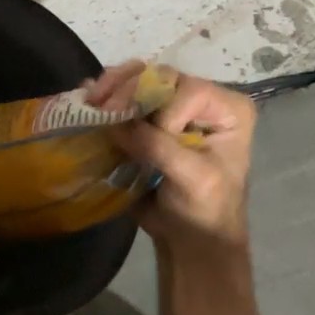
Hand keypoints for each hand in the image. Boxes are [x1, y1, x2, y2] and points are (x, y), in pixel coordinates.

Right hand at [85, 61, 256, 244]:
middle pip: (160, 77)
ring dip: (110, 87)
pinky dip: (103, 94)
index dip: (166, 112)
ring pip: (138, 78)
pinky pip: (122, 93)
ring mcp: (171, 105)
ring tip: (90, 102)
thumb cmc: (204, 210)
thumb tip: (115, 124)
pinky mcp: (146, 116)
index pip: (191, 91)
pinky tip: (86, 100)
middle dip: (127, 89)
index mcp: (228, 110)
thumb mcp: (192, 180)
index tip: (154, 142)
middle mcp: (202, 100)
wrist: (189, 237)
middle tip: (101, 109)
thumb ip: (159, 149)